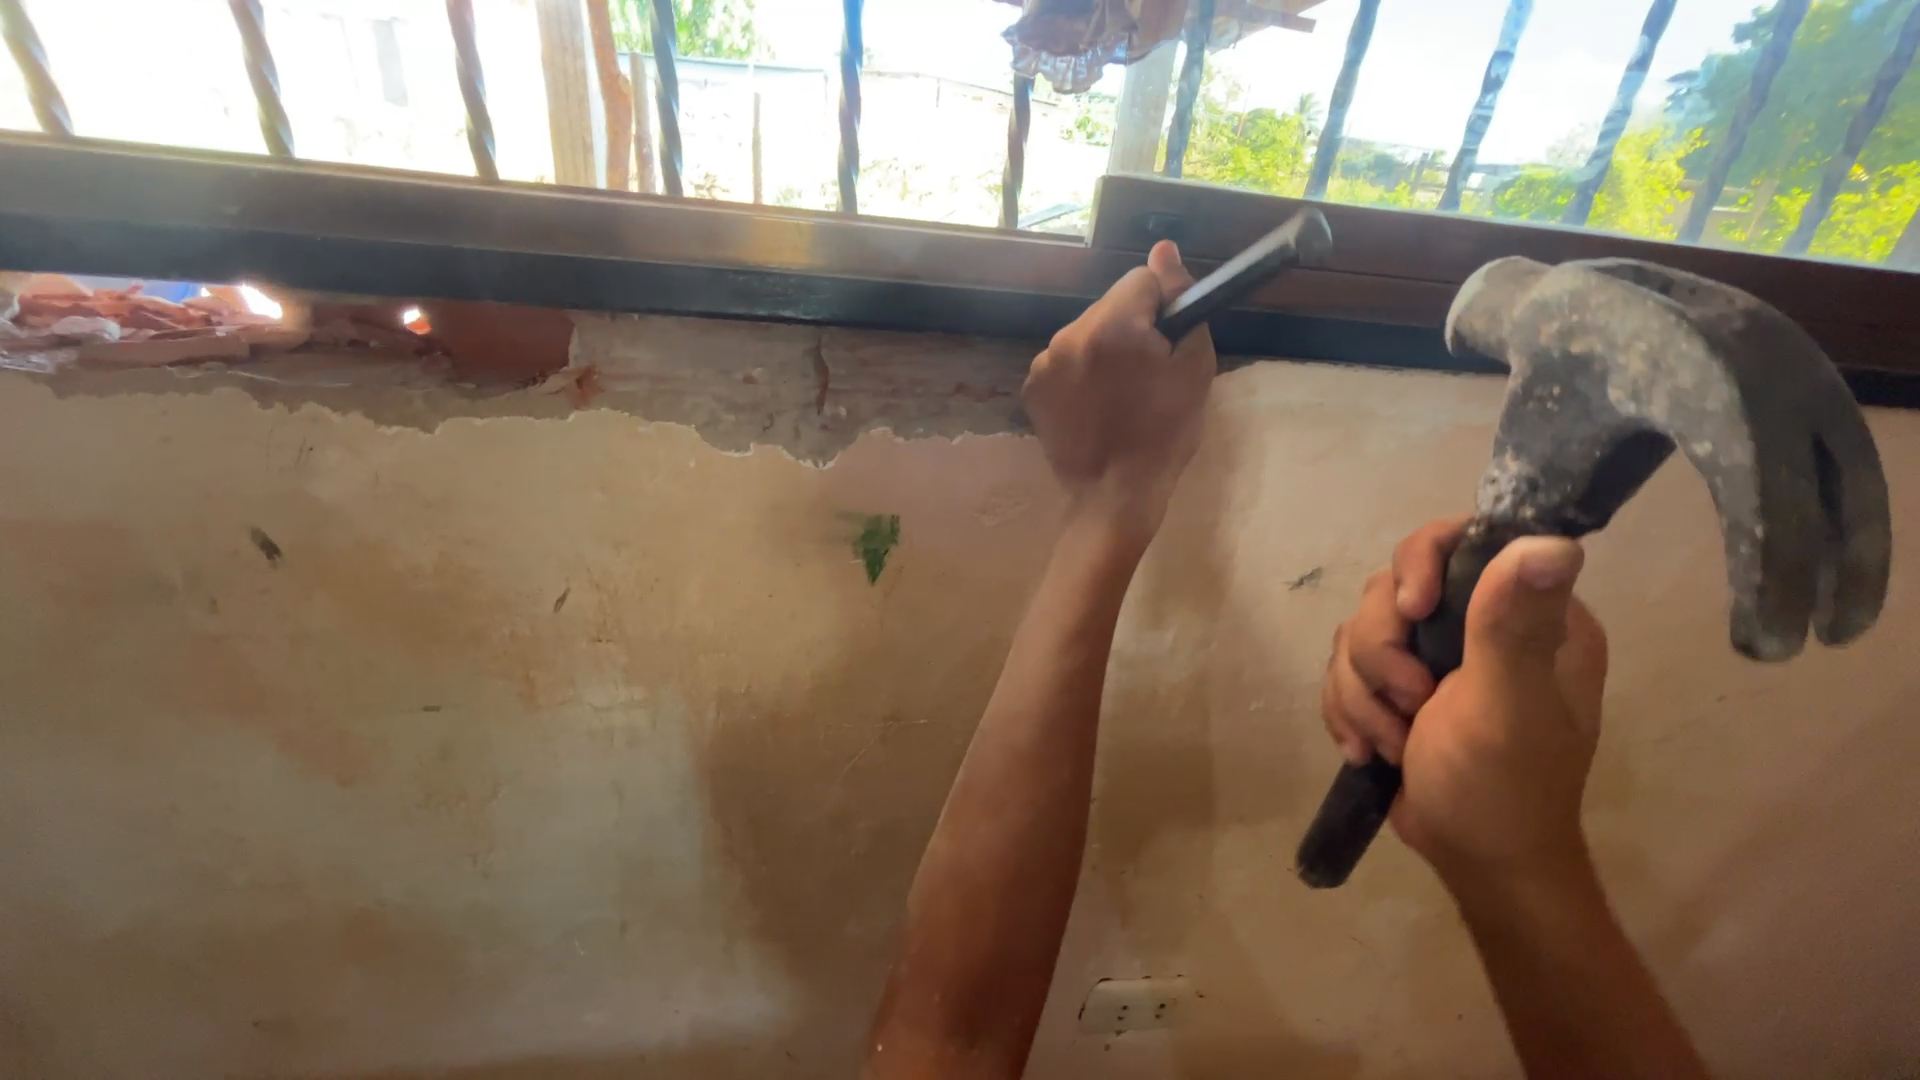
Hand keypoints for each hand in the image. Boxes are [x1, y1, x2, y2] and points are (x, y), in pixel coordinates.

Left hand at [1023, 240, 1215, 544]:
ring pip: (1085, 332)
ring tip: (1118, 395)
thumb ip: (1181, 303)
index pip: (1141, 280)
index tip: (1167, 342)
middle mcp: (1068, 334)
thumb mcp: (1192, 368)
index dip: (1162, 307)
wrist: (1113, 495)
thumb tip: (1164, 249)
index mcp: (1112, 326)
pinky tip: (1093, 406)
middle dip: (1131, 327)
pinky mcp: (1031, 387)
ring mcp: (1043, 362)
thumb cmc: (1165, 435)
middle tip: (1145, 375)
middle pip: (1110, 306)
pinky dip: (1080, 373)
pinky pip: (1063, 360)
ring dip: (1103, 349)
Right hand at [1324, 519, 1607, 882]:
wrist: (1473, 861)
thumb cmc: (1501, 789)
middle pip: (1387, 590)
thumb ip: (1512, 625)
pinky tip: (1369, 750)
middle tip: (1408, 705)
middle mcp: (1479, 624)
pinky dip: (1347, 709)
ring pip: (1356, 633)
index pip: (1460, 542)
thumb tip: (1551, 541)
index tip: (1408, 609)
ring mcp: (1433, 655)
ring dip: (1362, 693)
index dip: (1418, 564)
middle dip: (1380, 654)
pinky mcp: (1395, 683)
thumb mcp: (1506, 707)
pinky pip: (1341, 669)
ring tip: (1392, 743)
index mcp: (1529, 616)